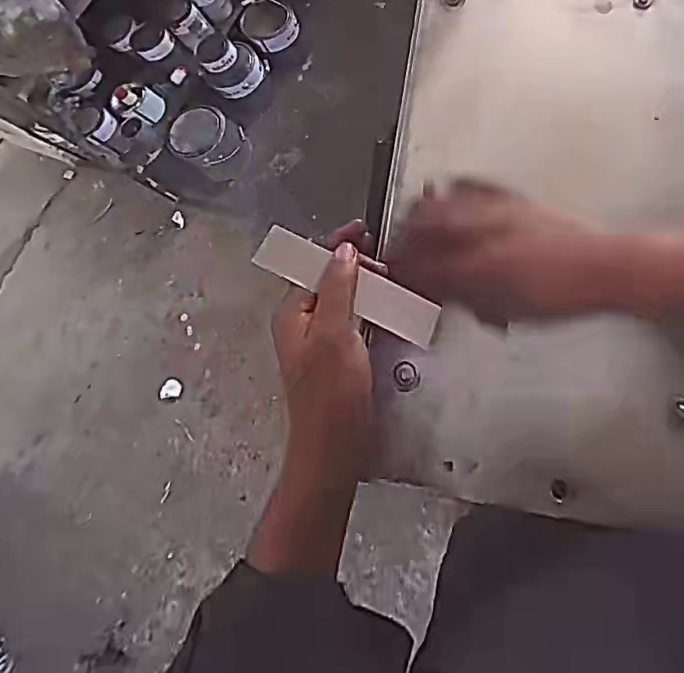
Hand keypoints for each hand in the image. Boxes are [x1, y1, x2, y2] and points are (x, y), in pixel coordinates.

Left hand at [250, 221, 375, 575]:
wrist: (334, 453)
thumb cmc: (329, 400)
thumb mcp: (334, 335)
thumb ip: (337, 288)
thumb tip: (343, 251)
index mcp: (293, 313)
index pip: (313, 264)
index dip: (337, 243)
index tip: (363, 230)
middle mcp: (304, 322)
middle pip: (330, 277)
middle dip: (356, 264)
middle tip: (384, 264)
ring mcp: (322, 340)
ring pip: (345, 297)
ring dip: (367, 285)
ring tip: (391, 280)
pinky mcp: (341, 356)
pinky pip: (356, 319)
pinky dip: (372, 307)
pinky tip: (390, 308)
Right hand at [388, 179, 683, 325]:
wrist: (605, 267)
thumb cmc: (565, 294)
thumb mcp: (512, 309)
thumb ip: (473, 299)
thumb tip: (448, 293)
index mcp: (479, 267)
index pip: (425, 265)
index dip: (405, 269)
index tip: (397, 270)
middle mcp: (483, 233)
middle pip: (426, 226)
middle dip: (406, 235)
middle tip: (400, 244)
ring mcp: (499, 211)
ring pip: (444, 202)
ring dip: (424, 210)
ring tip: (416, 216)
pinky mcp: (514, 198)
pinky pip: (474, 187)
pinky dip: (456, 190)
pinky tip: (451, 190)